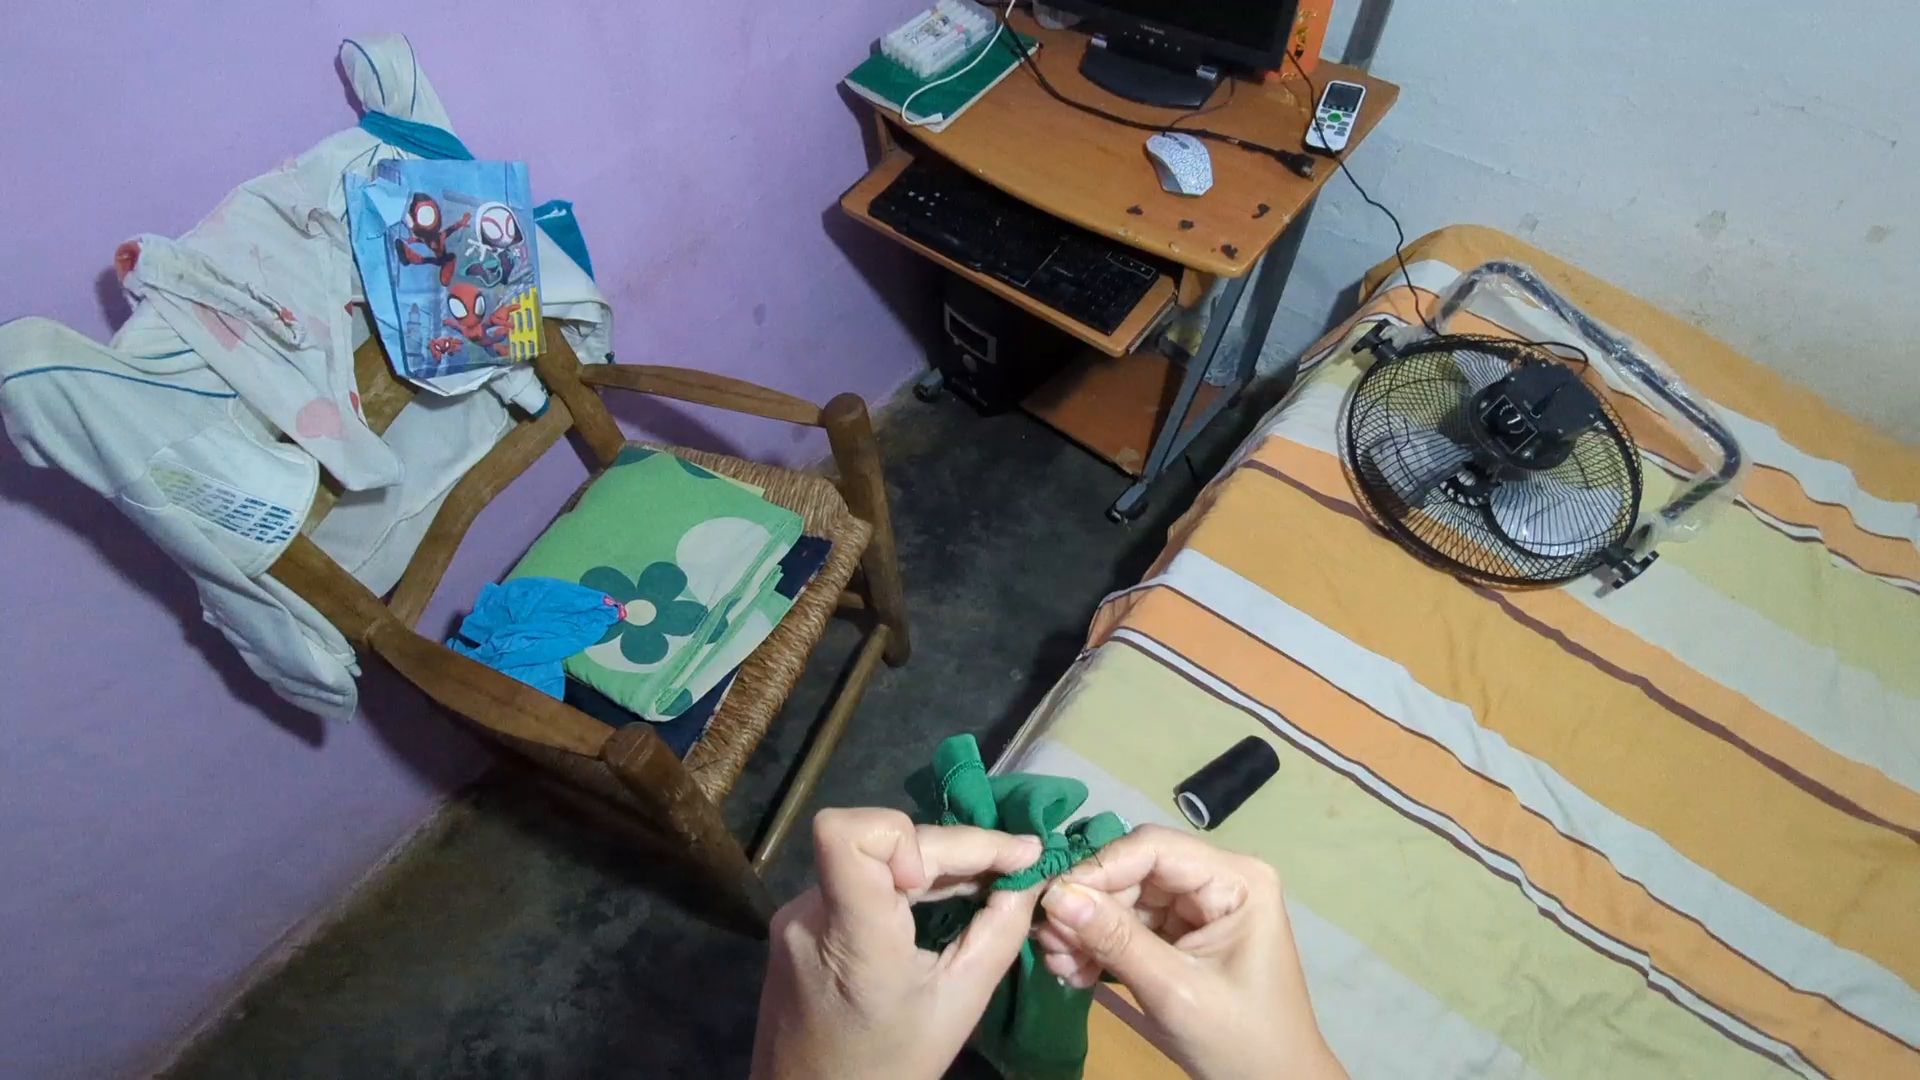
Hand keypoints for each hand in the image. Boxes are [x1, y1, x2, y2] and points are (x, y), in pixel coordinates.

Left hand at [750, 808, 1044, 1079]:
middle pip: (884, 840)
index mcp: (851, 938)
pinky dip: (905, 878)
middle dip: (956, 847)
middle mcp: (812, 910)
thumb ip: (998, 933)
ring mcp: (798, 910)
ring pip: (874, 852)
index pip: (847, 835)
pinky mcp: (799, 916)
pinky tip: (941, 894)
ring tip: (990, 873)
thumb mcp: (956, 1008)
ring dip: (933, 859)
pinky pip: (860, 874)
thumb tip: (1031, 875)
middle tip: (1018, 858)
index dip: (900, 835)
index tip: (938, 875)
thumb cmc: (887, 1068)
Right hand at [1033, 825, 1343, 1079]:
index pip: (1152, 848)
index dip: (1100, 867)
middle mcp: (1214, 878)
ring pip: (1124, 897)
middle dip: (1089, 905)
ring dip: (1087, 928)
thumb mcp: (1176, 992)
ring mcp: (1195, 904)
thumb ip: (1115, 939)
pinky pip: (1128, 923)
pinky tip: (1073, 969)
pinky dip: (1099, 945)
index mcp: (1234, 878)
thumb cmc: (1243, 1044)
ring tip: (1056, 961)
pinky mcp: (1179, 930)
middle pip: (1132, 871)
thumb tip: (1055, 895)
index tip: (1054, 897)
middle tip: (1048, 937)